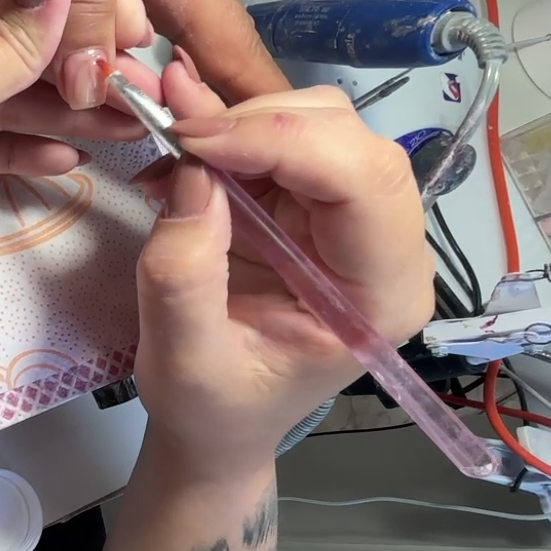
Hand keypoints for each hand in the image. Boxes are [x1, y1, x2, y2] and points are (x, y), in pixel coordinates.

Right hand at [131, 56, 429, 471]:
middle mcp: (381, 248)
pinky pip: (277, 149)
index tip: (189, 141)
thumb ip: (182, 274)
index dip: (279, 142)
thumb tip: (190, 172)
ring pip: (316, 129)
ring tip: (168, 146)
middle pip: (347, 140)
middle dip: (256, 123)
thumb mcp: (181, 357)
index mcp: (377, 295)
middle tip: (171, 135)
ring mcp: (344, 226)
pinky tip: (179, 153)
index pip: (363, 182)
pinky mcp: (306, 215)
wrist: (214, 428)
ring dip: (238, 124)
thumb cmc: (208, 408)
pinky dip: (224, 138)